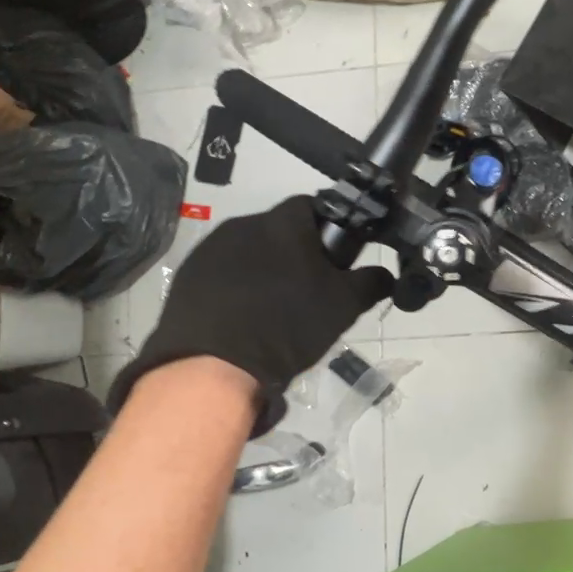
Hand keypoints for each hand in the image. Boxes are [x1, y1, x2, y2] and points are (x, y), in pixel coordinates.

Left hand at [109, 196, 393, 434]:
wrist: (214, 366)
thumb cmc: (288, 325)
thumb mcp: (345, 306)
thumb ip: (372, 282)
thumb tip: (385, 274)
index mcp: (284, 223)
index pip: (314, 205)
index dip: (330, 229)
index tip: (337, 259)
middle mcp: (242, 224)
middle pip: (280, 230)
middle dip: (297, 252)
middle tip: (311, 289)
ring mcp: (208, 249)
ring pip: (250, 251)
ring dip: (266, 269)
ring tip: (276, 308)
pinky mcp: (186, 276)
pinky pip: (223, 272)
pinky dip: (237, 287)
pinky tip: (246, 318)